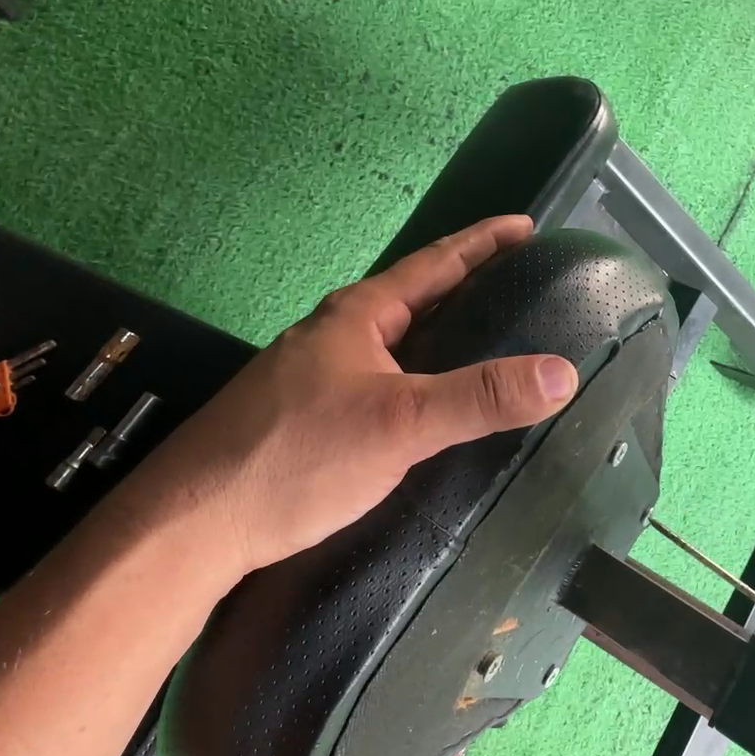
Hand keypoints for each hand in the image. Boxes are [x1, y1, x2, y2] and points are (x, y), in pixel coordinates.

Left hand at [116, 215, 579, 577]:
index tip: (528, 227)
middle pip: (416, 298)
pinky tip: (433, 408)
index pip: (435, 262)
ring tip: (490, 345)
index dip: (484, 242)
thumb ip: (481, 397)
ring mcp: (317, 377)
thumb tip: (564, 371)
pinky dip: (420, 379)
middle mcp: (336, 335)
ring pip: (397, 344)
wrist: (190, 529)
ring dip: (442, 336)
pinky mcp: (309, 418)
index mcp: (358, 315)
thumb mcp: (400, 423)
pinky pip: (383, 381)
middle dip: (468, 287)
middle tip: (522, 288)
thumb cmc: (296, 457)